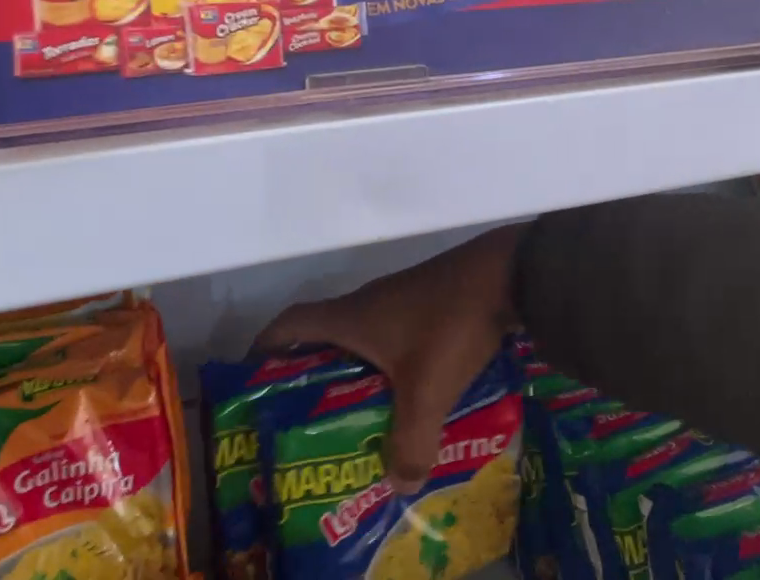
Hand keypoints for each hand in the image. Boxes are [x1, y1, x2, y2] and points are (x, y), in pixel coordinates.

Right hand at [255, 224, 526, 493]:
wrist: (505, 275)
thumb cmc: (449, 326)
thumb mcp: (427, 392)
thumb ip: (411, 443)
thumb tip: (399, 484)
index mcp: (350, 317)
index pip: (291, 324)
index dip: (267, 346)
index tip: (254, 375)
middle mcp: (367, 302)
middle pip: (324, 334)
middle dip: (313, 373)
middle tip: (312, 417)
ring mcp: (399, 298)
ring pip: (362, 337)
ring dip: (356, 371)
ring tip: (361, 416)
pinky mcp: (427, 301)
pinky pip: (394, 336)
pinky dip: (391, 364)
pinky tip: (412, 394)